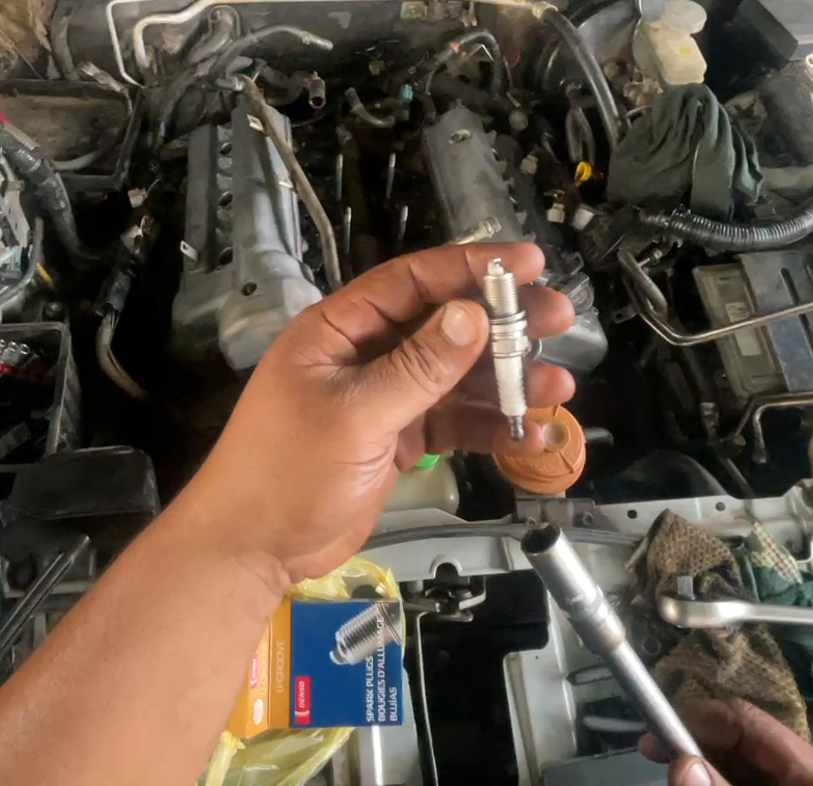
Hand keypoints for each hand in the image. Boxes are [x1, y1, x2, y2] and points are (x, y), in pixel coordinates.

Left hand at [178, 242, 576, 585]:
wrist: (253, 549)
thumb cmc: (287, 471)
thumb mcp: (354, 415)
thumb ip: (416, 368)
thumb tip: (470, 315)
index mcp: (341, 329)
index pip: (412, 281)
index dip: (470, 267)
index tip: (527, 263)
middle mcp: (367, 353)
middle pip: (444, 324)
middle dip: (502, 323)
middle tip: (559, 317)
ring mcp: (385, 397)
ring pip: (455, 376)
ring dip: (505, 381)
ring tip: (558, 388)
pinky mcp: (399, 437)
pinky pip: (452, 422)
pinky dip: (488, 427)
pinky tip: (528, 434)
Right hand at [641, 700, 812, 785]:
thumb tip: (680, 762)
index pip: (747, 720)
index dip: (697, 718)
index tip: (655, 731)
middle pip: (744, 742)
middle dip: (695, 744)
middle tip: (651, 754)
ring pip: (744, 765)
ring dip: (704, 765)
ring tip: (671, 769)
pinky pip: (750, 782)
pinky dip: (721, 780)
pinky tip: (699, 782)